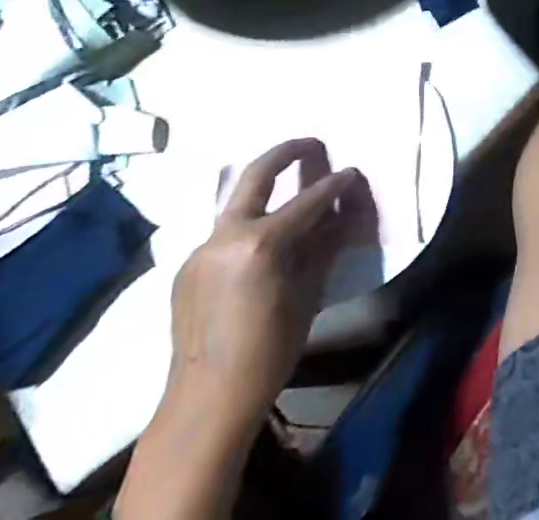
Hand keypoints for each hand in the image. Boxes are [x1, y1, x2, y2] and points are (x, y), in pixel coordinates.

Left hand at [166, 138, 373, 422]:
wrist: (208, 397)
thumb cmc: (272, 347)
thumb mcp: (309, 292)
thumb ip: (325, 245)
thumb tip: (344, 213)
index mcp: (260, 243)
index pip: (307, 200)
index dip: (335, 184)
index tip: (352, 171)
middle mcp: (224, 235)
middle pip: (256, 175)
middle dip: (286, 152)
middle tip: (311, 143)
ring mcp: (199, 250)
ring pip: (236, 204)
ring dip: (264, 189)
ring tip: (290, 188)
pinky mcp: (186, 268)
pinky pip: (224, 234)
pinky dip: (249, 225)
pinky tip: (263, 244)